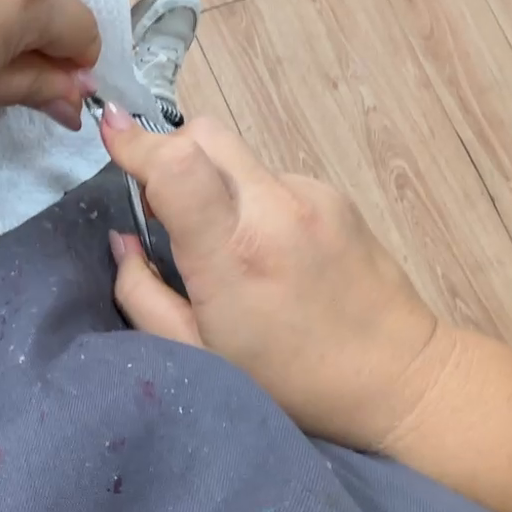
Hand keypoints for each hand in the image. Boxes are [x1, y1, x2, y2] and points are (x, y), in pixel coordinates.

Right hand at [98, 107, 451, 450]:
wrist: (402, 379)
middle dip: (166, 148)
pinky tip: (262, 246)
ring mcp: (312, 196)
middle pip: (204, 135)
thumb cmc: (290, 380)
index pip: (178, 166)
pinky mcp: (335, 196)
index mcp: (234, 254)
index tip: (110, 130)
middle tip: (156, 195)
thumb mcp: (196, 353)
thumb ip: (141, 292)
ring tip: (218, 237)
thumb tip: (121, 240)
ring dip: (208, 179)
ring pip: (235, 155)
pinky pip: (267, 176)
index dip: (136, 142)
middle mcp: (275, 209)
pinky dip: (245, 196)